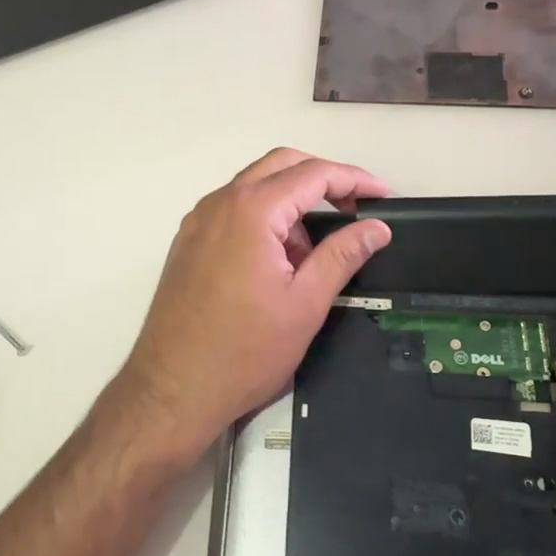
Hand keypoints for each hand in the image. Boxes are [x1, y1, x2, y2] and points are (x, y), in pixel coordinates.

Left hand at [110, 149, 392, 457]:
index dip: (353, 178)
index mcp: (251, 210)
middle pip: (280, 165)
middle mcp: (220, 203)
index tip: (383, 195)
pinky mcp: (188, 242)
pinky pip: (233, 209)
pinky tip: (280, 258)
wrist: (172, 389)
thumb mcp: (306, 303)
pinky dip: (264, 216)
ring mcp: (198, 221)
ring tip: (318, 248)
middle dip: (323, 178)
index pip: (312, 174)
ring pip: (254, 185)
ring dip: (292, 200)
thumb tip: (376, 227)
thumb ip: (342, 255)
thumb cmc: (244, 351)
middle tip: (356, 208)